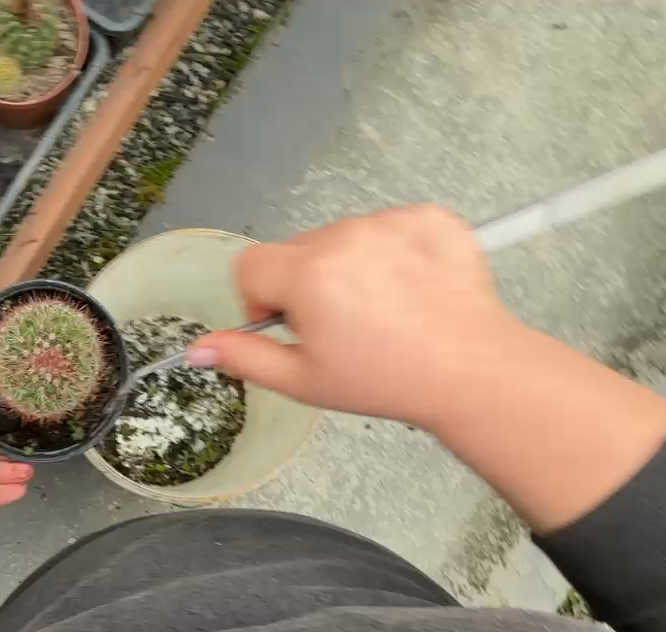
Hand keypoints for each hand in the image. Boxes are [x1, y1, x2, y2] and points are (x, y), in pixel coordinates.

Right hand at [189, 206, 533, 430]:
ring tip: (376, 311)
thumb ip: (243, 358)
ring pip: (338, 238)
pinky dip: (385, 255)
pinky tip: (403, 292)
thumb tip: (198, 348)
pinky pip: (383, 228)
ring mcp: (391, 222)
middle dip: (303, 285)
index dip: (259, 299)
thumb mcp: (301, 380)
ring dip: (344, 269)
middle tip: (338, 326)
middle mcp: (346, 237)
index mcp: (308, 275)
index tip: (289, 324)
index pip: (249, 265)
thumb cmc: (384, 379)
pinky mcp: (428, 217)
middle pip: (294, 251)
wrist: (468, 369)